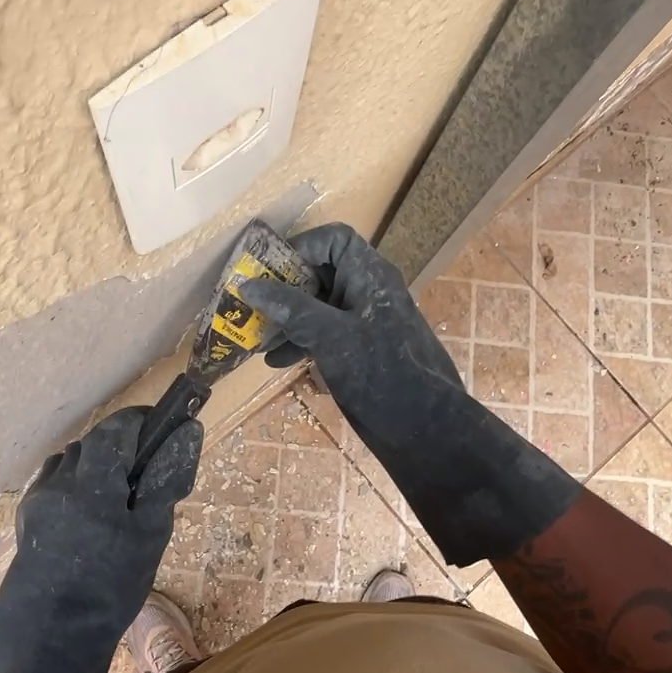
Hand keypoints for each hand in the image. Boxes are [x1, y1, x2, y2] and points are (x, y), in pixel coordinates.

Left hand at [11, 406, 201, 631]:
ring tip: (118, 501)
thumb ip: (166, 477)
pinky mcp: (27, 520)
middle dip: (122, 448)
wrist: (50, 638)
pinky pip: (56, 485)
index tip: (165, 433)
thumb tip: (188, 431)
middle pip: (94, 443)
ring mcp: (38, 500)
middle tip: (148, 478)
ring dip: (97, 467)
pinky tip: (91, 519)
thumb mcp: (151, 532)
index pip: (117, 426)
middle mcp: (59, 480)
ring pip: (72, 463)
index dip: (143, 423)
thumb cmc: (110, 585)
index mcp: (92, 479)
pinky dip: (77, 487)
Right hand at [241, 224, 578, 567]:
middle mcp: (367, 293)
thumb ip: (290, 308)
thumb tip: (248, 284)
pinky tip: (276, 363)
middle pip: (320, 274)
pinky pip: (323, 337)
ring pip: (318, 308)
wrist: (424, 431)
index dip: (300, 248)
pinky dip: (299, 343)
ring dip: (286, 321)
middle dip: (283, 290)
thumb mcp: (331, 336)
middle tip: (250, 307)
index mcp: (370, 276)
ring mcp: (364, 325)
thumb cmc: (381, 374)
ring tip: (257, 340)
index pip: (334, 240)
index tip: (267, 271)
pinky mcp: (359, 354)